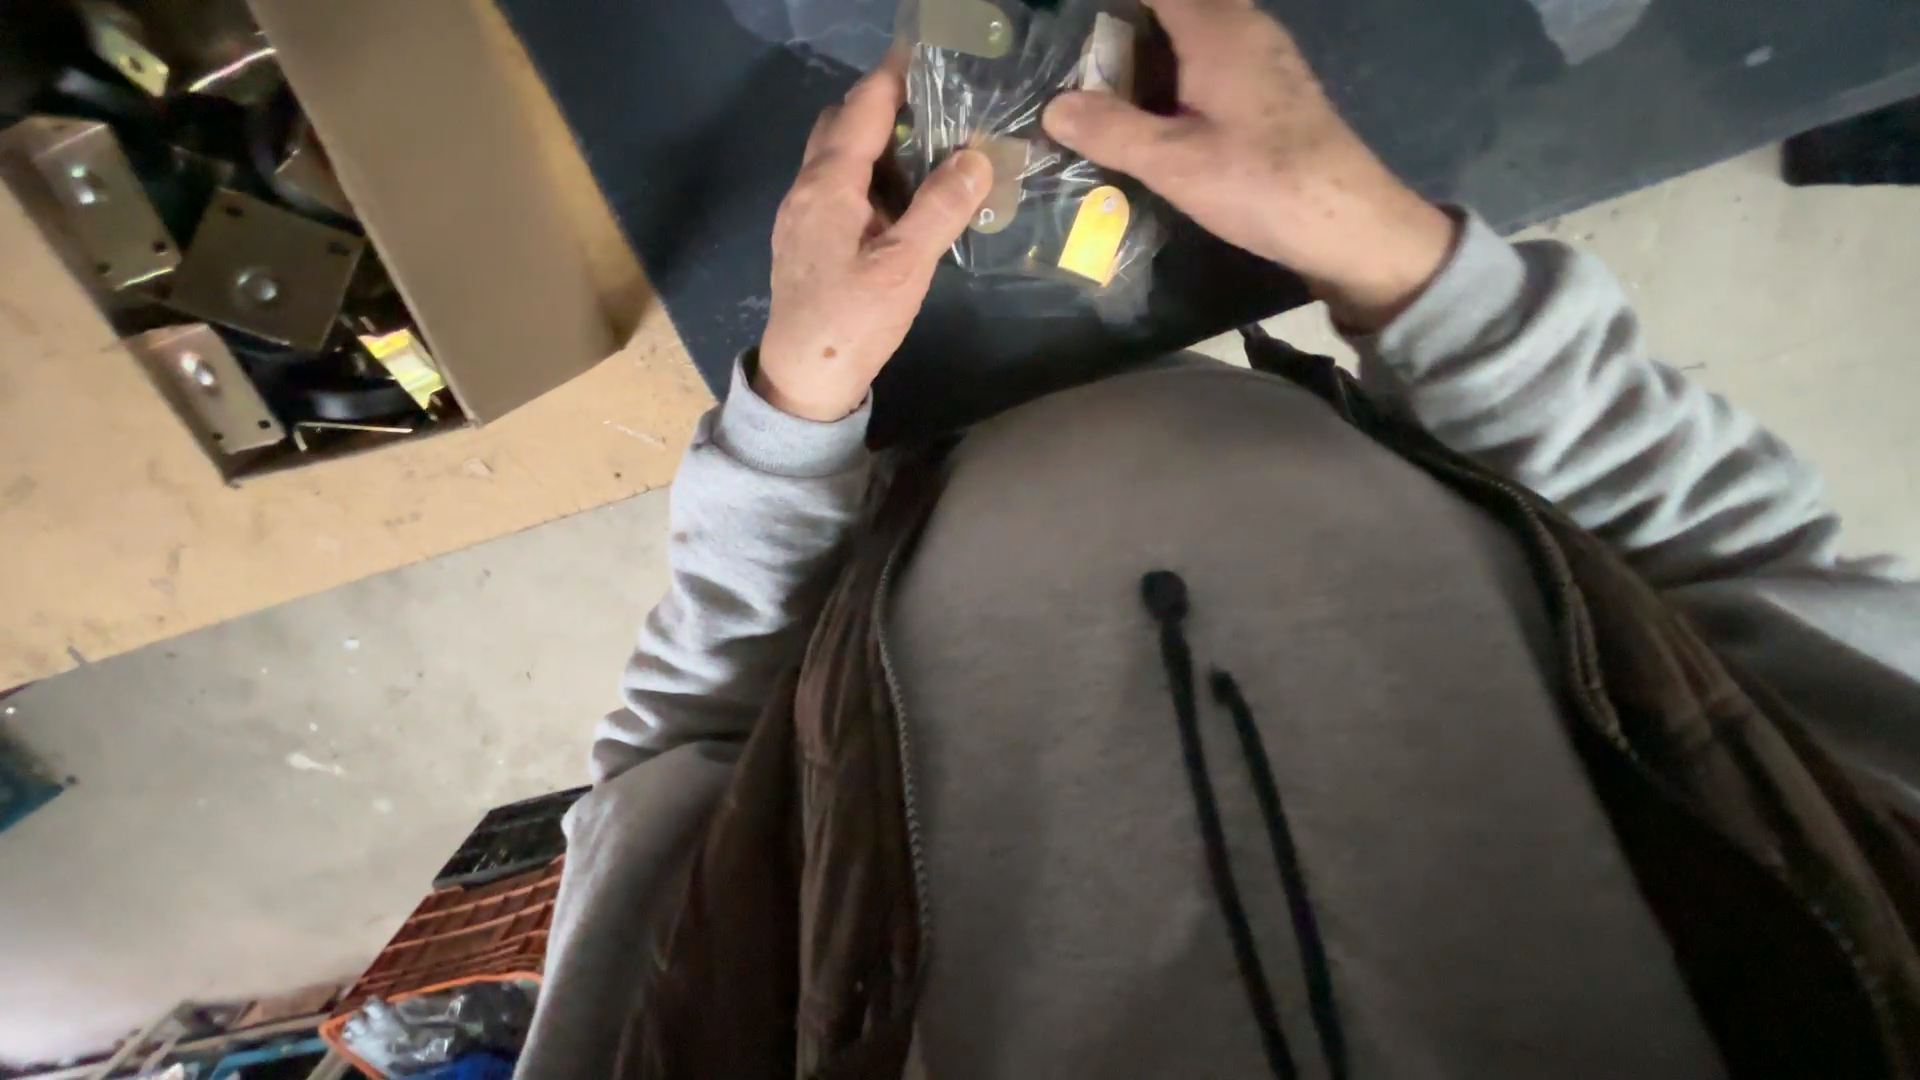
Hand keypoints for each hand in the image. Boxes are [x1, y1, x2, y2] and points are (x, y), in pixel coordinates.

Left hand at [757, 55, 992, 420]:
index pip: (863, 106)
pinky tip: (893, 208)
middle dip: (882, 106)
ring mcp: (800, 217)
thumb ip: (939, 209)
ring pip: (834, 160)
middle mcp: (806, 189)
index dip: (895, 74)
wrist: (805, 379)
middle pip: (841, 125)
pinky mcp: (804, 244)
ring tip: (923, 157)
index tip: (928, 53)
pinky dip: (863, 180)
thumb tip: (976, 158)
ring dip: (873, 147)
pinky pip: (833, 191)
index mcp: (829, 184)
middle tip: (932, 110)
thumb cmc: (852, 322)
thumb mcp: (905, 267)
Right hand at [1041, 0, 1457, 330]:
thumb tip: (1053, 106)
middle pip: (1179, 6)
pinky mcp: (1274, 91)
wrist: (1342, 219)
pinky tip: (1160, 115)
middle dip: (1132, 25)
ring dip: (1155, 50)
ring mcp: (1266, 57)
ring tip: (1108, 88)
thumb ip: (1112, 130)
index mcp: (1217, 28)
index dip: (1118, 1)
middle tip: (1084, 63)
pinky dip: (1181, 73)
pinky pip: (1216, 61)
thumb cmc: (1256, 182)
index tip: (1078, 19)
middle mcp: (1246, 27)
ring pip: (1200, 32)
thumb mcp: (1172, 162)